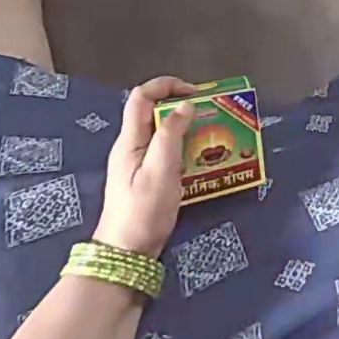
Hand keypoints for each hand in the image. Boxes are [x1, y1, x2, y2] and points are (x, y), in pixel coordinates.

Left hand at [94, 76, 198, 258]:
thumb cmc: (143, 211)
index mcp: (130, 139)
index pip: (142, 96)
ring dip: (186, 127)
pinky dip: (184, 147)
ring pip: (162, 132)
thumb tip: (185, 105)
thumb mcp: (160, 171)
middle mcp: (132, 145)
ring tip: (211, 134)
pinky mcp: (147, 177)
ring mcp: (138, 162)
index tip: (195, 93)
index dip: (167, 85)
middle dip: (181, 106)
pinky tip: (201, 158)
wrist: (127, 253)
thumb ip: (171, 135)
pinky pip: (166, 151)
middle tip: (209, 113)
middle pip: (153, 111)